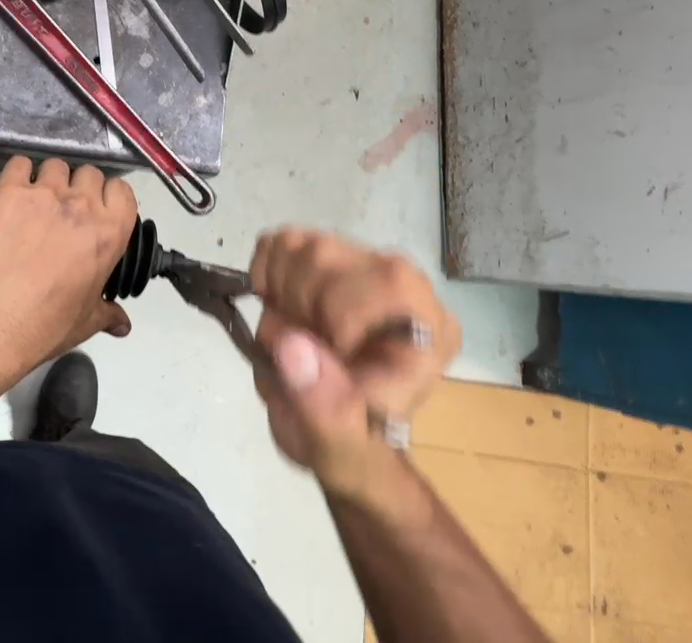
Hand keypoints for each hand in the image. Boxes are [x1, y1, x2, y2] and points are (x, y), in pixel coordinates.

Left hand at [0, 156, 136, 379]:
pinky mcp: (8, 191)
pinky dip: (17, 173)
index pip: (122, 191)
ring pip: (55, 165)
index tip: (96, 209)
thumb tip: (122, 324)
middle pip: (88, 173)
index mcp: (109, 234)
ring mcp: (43, 195)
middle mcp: (81, 206)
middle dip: (78, 187)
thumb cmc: (44, 325)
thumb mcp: (84, 322)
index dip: (108, 197)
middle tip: (63, 210)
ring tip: (34, 201)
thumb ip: (106, 313)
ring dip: (48, 179)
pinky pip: (18, 164)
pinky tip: (11, 192)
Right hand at [247, 230, 458, 503]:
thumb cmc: (348, 446)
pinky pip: (277, 243)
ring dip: (278, 297)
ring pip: (296, 246)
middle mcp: (403, 285)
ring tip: (296, 337)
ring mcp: (362, 265)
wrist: (335, 434)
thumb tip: (295, 346)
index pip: (373, 283)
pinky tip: (285, 311)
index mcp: (425, 328)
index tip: (320, 365)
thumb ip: (324, 405)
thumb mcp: (340, 449)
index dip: (327, 322)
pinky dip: (266, 278)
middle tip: (301, 355)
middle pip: (323, 257)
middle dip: (294, 309)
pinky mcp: (327, 257)